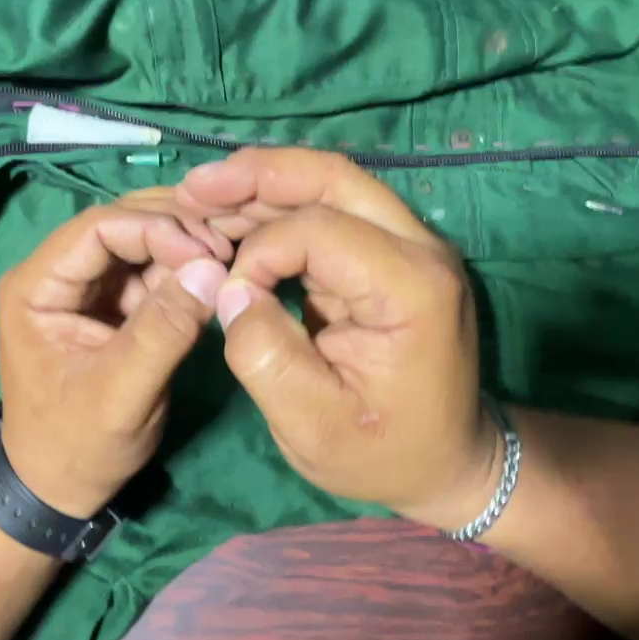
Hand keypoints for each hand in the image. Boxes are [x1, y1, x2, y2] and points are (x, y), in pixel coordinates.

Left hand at [0, 190, 228, 518]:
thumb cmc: (77, 445)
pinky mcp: (112, 302)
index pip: (98, 228)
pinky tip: (215, 275)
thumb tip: (211, 269)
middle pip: (120, 222)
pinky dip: (184, 267)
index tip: (208, 255)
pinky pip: (151, 268)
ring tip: (229, 258)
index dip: (156, 230)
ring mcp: (85, 286)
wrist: (60, 488)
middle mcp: (56, 273)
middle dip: (175, 230)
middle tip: (227, 250)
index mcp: (37, 287)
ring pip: (139, 239)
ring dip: (184, 244)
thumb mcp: (121, 394)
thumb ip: (163, 332)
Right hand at [176, 150, 501, 531]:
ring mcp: (408, 244)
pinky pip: (329, 211)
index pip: (321, 230)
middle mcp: (419, 249)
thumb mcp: (312, 426)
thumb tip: (231, 290)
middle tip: (192, 188)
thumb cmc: (383, 453)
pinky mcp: (388, 252)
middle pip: (332, 179)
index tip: (227, 296)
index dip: (259, 252)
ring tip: (200, 196)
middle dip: (256, 176)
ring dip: (263, 186)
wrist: (446, 463)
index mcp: (412, 288)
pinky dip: (278, 209)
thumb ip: (265, 356)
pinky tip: (235, 217)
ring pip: (329, 184)